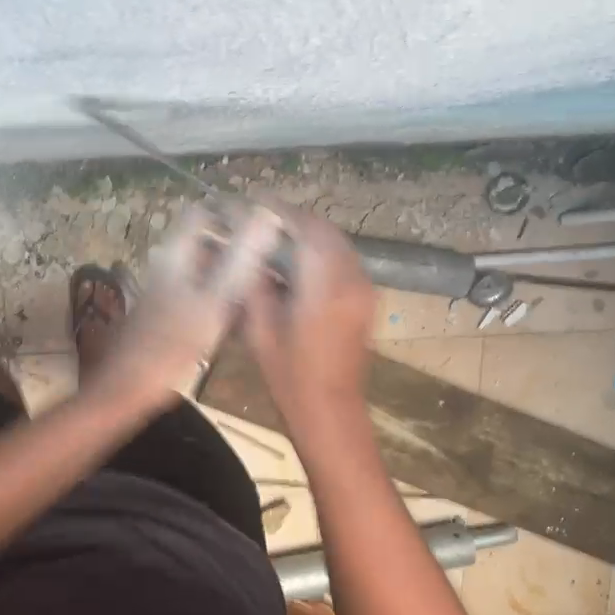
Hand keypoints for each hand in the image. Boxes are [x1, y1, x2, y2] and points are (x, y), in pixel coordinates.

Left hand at [92, 204, 281, 409]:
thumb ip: (240, 259)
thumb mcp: (213, 302)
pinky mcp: (166, 317)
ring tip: (266, 286)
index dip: (232, 213)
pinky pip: (199, 296)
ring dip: (231, 275)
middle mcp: (166, 268)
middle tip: (274, 258)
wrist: (126, 390)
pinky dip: (220, 299)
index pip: (202, 213)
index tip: (265, 224)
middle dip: (238, 246)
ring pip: (204, 271)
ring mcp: (165, 293)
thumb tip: (267, 214)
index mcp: (174, 257)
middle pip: (206, 243)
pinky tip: (241, 317)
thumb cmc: (169, 348)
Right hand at [242, 209, 377, 426]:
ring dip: (310, 236)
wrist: (330, 410)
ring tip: (276, 240)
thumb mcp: (261, 330)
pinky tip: (296, 265)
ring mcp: (364, 290)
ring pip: (338, 245)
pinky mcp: (366, 301)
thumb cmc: (290, 376)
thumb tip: (248, 256)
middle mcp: (352, 280)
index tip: (257, 203)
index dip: (281, 212)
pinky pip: (344, 262)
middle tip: (264, 220)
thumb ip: (256, 286)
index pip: (307, 230)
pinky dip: (321, 253)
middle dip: (296, 221)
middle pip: (327, 232)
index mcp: (325, 286)